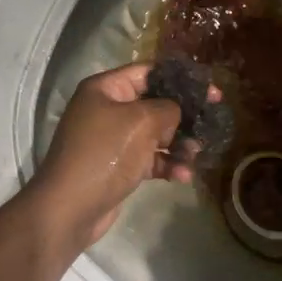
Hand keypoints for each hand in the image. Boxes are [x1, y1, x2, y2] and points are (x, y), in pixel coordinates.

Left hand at [32, 63, 206, 248]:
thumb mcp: (141, 121)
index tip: (211, 92)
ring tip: (196, 155)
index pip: (149, 72)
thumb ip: (168, 108)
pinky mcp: (118, 167)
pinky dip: (166, 165)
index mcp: (105, 89)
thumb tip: (176, 113)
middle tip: (211, 124)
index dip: (182, 79)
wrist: (70, 207)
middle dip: (183, 116)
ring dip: (179, 144)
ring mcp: (112, 140)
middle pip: (154, 104)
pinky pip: (149, 159)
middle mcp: (106, 110)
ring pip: (155, 135)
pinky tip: (183, 176)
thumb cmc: (105, 154)